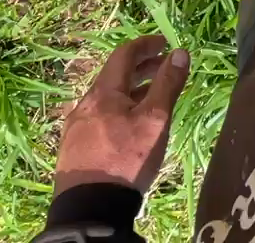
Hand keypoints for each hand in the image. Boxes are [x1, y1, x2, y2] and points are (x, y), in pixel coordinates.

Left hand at [53, 35, 191, 194]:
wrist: (90, 211)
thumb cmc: (126, 159)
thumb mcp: (155, 119)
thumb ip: (168, 83)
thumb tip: (180, 52)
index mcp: (103, 93)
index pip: (124, 55)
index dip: (146, 45)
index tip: (166, 43)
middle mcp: (84, 105)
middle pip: (114, 75)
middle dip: (142, 67)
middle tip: (165, 68)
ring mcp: (76, 129)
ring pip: (107, 98)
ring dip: (132, 89)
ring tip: (153, 97)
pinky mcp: (74, 149)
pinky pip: (100, 117)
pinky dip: (120, 109)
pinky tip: (131, 125)